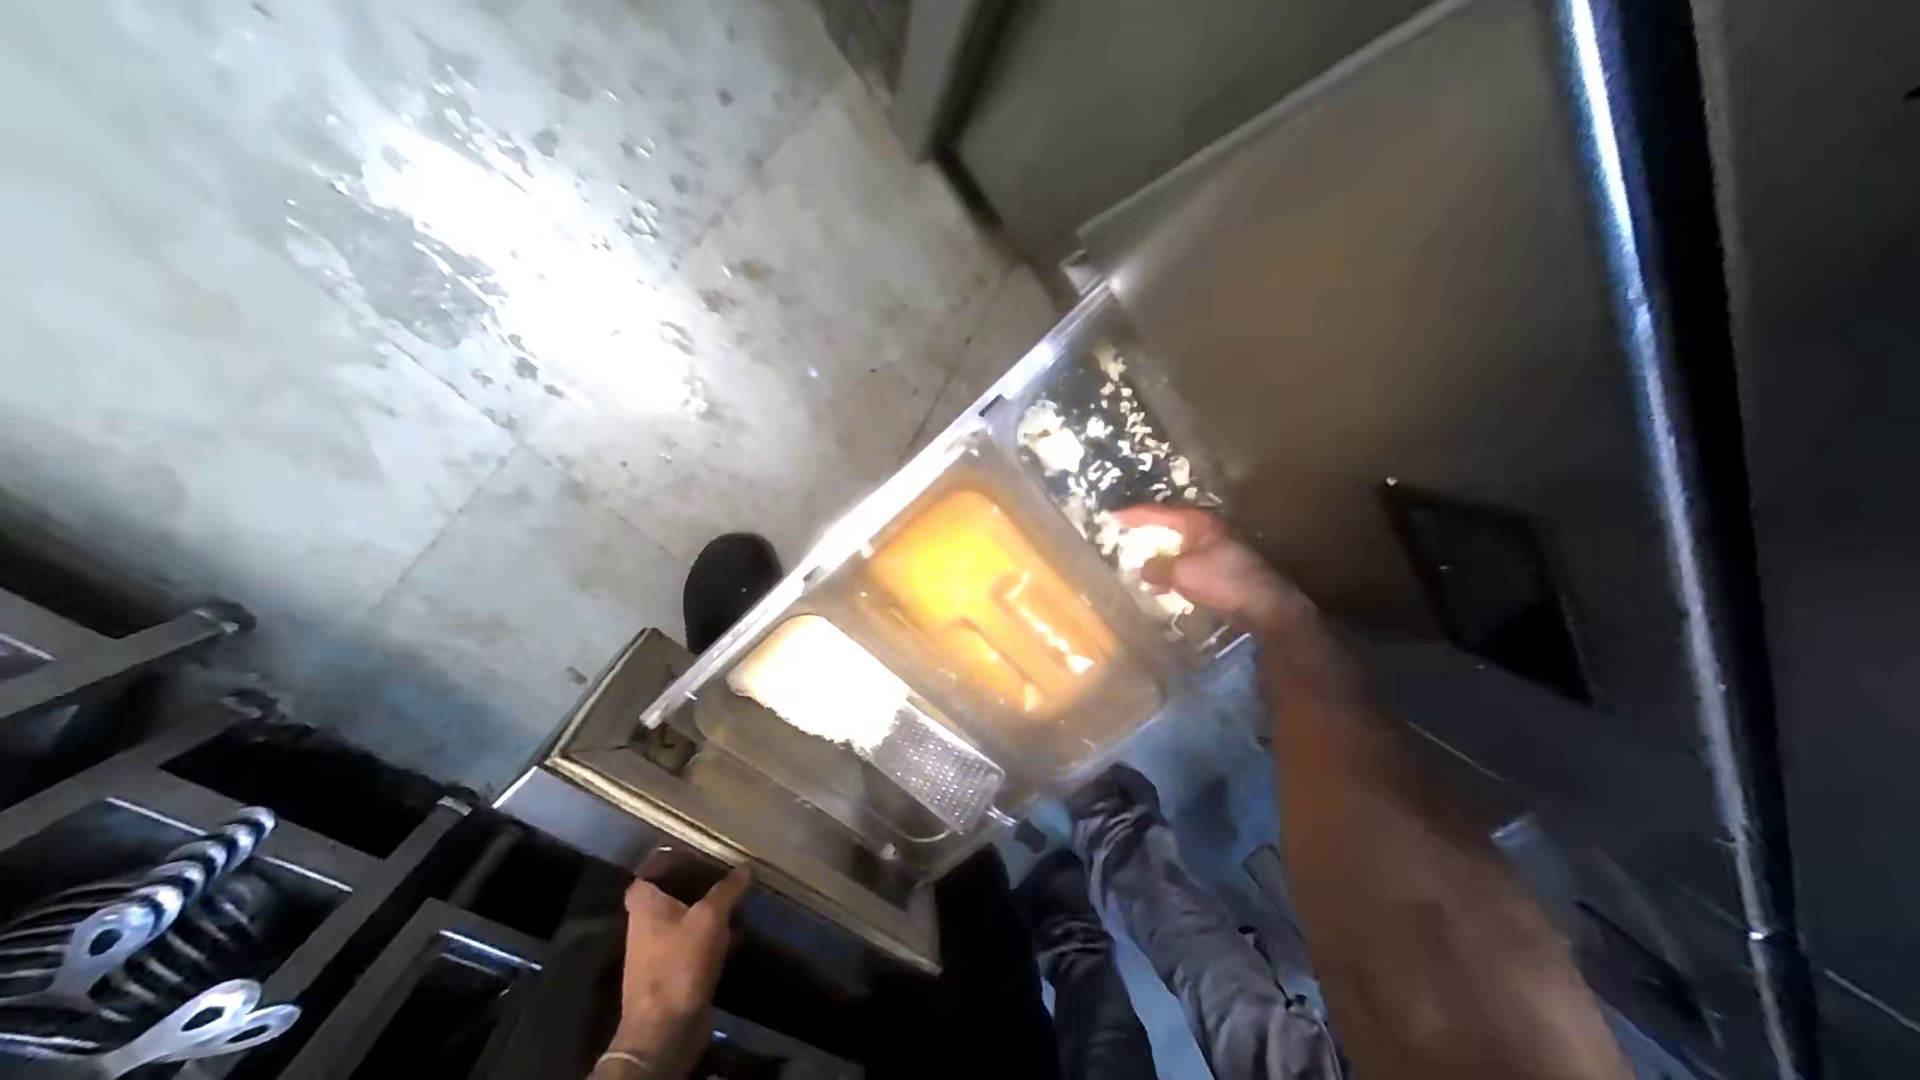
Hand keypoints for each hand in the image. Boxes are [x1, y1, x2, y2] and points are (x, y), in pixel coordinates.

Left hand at [606, 859, 750, 1078]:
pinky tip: (738, 933)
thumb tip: (746, 866)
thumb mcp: (709, 917)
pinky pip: (695, 943)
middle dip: (697, 883)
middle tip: (725, 870)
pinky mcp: (674, 972)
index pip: (650, 871)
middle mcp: (646, 924)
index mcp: (645, 905)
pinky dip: (713, 936)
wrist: (665, 1030)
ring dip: (709, 911)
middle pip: (671, 894)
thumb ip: (727, 889)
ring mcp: (658, 951)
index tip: (697, 850)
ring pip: (686, 919)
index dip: (670, 859)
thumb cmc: (680, 963)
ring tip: (739, 898)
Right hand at [1114, 504, 1358, 700]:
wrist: (1264, 603)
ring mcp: (1217, 546)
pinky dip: (1172, 567)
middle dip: (1148, 529)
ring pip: (1179, 544)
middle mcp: (1208, 527)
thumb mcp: (1181, 573)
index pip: (1158, 512)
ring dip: (1160, 552)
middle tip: (1126, 530)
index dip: (1133, 514)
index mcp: (1197, 521)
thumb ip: (1157, 567)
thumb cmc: (1222, 580)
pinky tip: (1162, 582)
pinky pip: (1188, 560)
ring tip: (1139, 559)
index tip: (1111, 515)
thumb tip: (1142, 567)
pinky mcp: (1222, 564)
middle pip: (1170, 524)